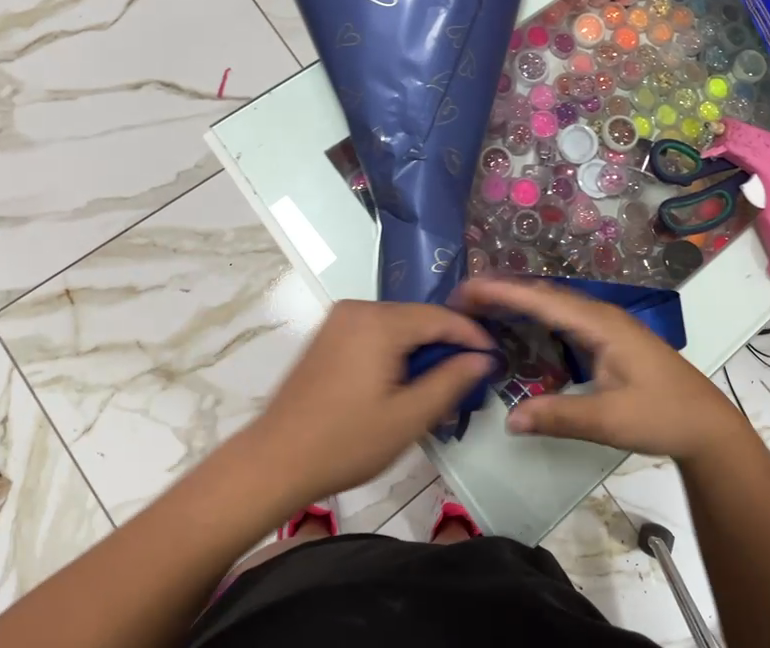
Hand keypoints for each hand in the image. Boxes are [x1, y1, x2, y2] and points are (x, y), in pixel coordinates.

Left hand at [245, 300, 496, 505]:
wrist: (274, 461)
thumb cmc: (345, 442)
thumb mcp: (409, 418)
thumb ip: (451, 381)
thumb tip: (484, 358)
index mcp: (379, 322)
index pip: (441, 316)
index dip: (472, 336)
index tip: (495, 360)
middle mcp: (358, 309)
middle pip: (418, 319)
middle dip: (446, 348)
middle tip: (468, 384)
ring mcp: (338, 321)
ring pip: (397, 328)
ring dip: (421, 354)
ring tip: (438, 392)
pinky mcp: (327, 337)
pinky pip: (375, 335)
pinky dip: (395, 355)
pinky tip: (403, 388)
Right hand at [451, 276, 745, 462]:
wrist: (707, 424)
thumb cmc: (662, 416)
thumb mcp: (609, 420)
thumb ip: (559, 417)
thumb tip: (510, 419)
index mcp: (601, 325)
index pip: (543, 300)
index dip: (504, 292)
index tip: (467, 288)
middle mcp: (602, 316)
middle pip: (546, 295)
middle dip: (505, 292)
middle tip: (463, 297)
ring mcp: (608, 325)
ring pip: (556, 304)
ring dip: (520, 301)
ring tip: (483, 304)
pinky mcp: (610, 338)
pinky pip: (565, 318)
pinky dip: (537, 315)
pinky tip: (523, 325)